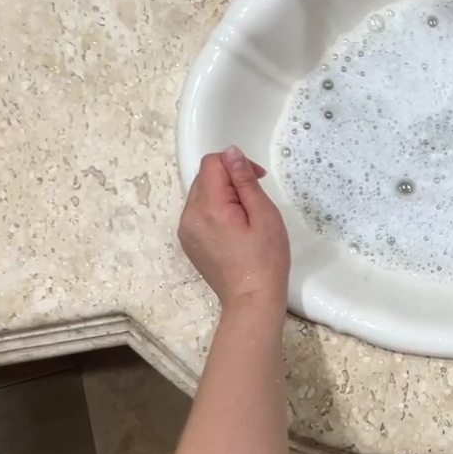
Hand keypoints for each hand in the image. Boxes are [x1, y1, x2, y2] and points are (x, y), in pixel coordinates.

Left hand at [178, 146, 289, 311]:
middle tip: (256, 201)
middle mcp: (189, 215)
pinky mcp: (189, 242)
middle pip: (205, 177)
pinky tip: (235, 230)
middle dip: (230, 180)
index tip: (258, 179)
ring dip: (223, 196)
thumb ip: (245, 181)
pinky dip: (216, 211)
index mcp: (208, 207)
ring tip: (246, 219)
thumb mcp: (264, 215)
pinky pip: (200, 213)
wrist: (252, 300)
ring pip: (202, 194)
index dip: (237, 164)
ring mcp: (186, 230)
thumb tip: (232, 153)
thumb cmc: (266, 260)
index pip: (212, 163)